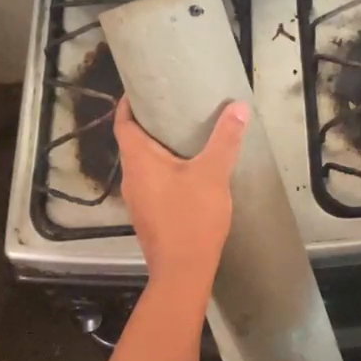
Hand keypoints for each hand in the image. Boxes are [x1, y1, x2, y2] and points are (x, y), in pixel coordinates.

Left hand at [114, 97, 249, 294]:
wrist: (182, 272)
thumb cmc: (191, 217)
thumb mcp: (212, 173)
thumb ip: (225, 139)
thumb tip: (238, 106)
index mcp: (138, 160)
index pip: (122, 123)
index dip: (128, 104)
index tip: (142, 89)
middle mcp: (131, 178)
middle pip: (132, 143)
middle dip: (149, 124)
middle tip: (173, 107)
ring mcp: (137, 200)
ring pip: (143, 165)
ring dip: (158, 150)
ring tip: (184, 136)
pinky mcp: (148, 216)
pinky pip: (152, 183)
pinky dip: (164, 171)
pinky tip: (187, 172)